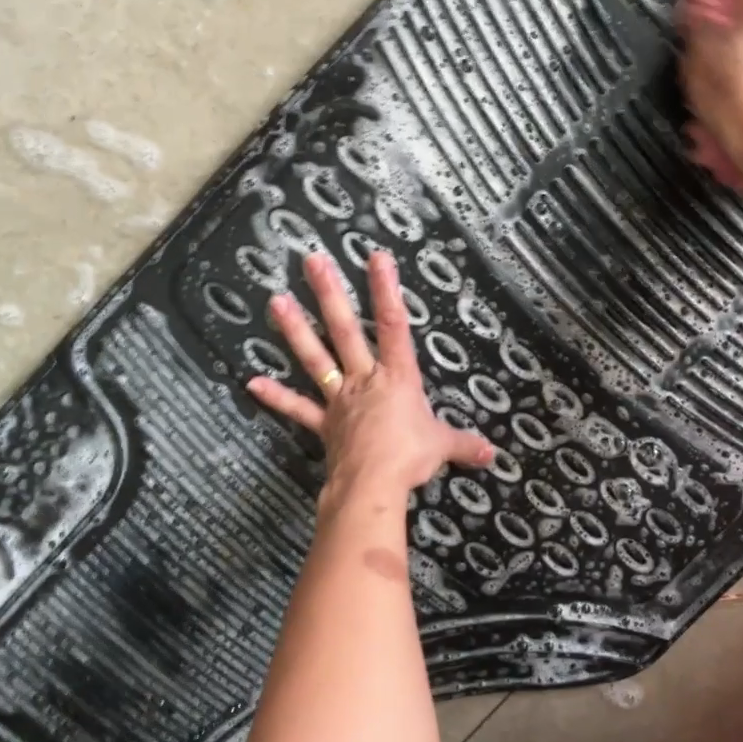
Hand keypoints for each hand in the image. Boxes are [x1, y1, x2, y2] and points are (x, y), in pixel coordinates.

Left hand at [247, 250, 494, 506]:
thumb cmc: (409, 457)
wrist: (372, 485)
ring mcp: (340, 399)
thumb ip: (465, 444)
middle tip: (311, 261)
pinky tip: (252, 381)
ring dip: (295, 330)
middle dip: (329, 293)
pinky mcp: (324, 423)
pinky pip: (298, 408)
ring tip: (276, 301)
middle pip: (344, 330)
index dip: (386, 290)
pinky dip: (275, 396)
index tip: (376, 256)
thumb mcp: (443, 446)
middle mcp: (365, 379)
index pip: (393, 324)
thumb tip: (490, 452)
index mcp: (397, 377)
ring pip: (316, 358)